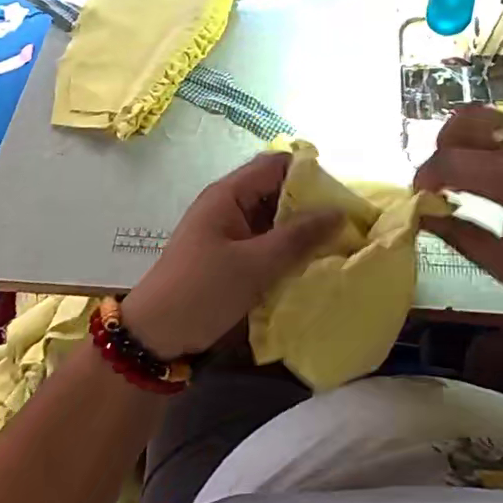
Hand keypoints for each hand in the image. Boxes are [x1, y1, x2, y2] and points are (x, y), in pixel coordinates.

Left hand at [124, 152, 338, 358]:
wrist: (156, 337)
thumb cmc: (202, 292)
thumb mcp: (255, 265)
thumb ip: (298, 237)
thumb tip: (339, 212)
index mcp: (228, 195)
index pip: (276, 165)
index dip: (310, 173)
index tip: (342, 195)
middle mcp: (230, 206)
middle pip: (278, 190)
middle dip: (311, 204)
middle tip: (347, 222)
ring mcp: (230, 232)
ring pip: (275, 218)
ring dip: (302, 229)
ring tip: (337, 242)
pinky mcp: (233, 256)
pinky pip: (268, 242)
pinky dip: (289, 248)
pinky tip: (312, 262)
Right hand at [413, 106, 502, 329]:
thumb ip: (461, 236)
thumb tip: (423, 217)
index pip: (451, 160)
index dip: (424, 177)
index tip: (414, 200)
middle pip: (468, 119)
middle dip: (441, 146)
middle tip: (435, 184)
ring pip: (491, 119)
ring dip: (465, 141)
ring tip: (457, 181)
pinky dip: (488, 143)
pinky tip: (487, 180)